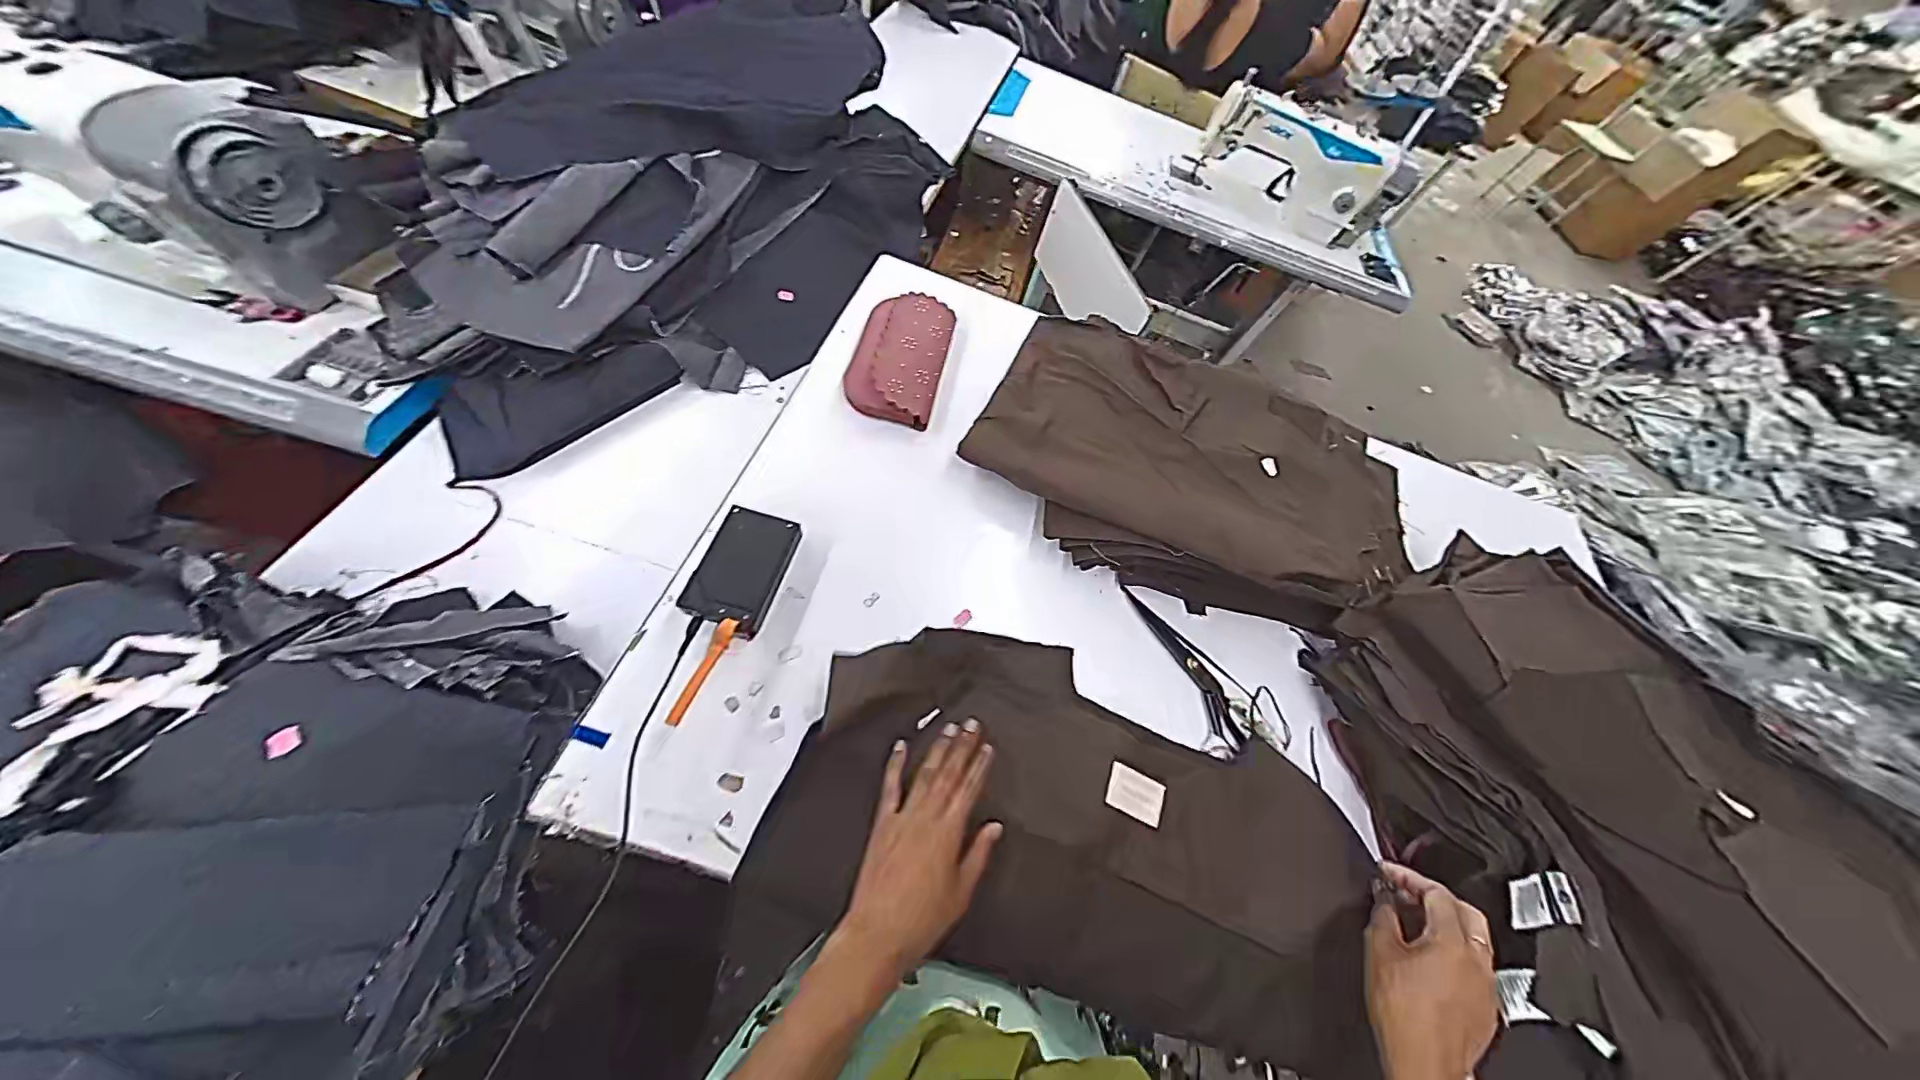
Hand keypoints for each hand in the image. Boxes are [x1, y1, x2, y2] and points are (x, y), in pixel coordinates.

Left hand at [833, 718, 1002, 980]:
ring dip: (937, 750)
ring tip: (948, 730)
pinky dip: (895, 764)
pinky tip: (901, 747)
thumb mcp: (961, 891)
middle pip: (948, 774)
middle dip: (962, 747)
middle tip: (971, 725)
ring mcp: (902, 818)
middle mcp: (926, 818)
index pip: (969, 789)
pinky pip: (890, 787)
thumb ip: (978, 854)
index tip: (987, 747)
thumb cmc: (921, 920)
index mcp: (949, 833)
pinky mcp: (882, 824)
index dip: (979, 766)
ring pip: (924, 774)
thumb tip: (993, 828)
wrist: (878, 933)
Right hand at [1366, 862, 1498, 1079]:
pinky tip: (1426, 956)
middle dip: (1432, 895)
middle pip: (1464, 911)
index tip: (1388, 872)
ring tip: (1412, 920)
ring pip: (1473, 938)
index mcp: (1454, 942)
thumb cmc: (1403, 1014)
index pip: (1436, 892)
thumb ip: (1382, 915)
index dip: (1408, 876)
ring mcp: (1486, 986)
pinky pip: (1473, 965)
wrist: (1424, 1064)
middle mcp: (1478, 962)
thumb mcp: (1379, 950)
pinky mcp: (1485, 1007)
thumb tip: (1384, 898)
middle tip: (1404, 891)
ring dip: (1444, 922)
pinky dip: (1452, 950)